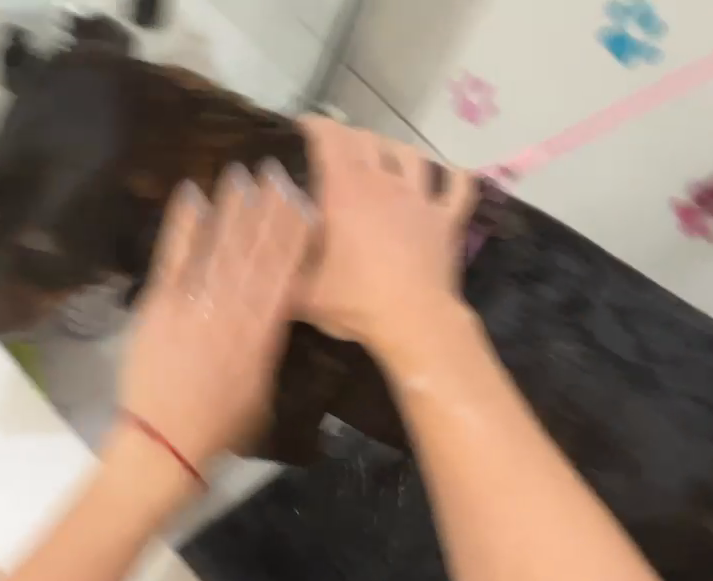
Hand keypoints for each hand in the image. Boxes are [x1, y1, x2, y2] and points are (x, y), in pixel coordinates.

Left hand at [113, 160, 316, 480]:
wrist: (165, 442)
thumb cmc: (219, 428)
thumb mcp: (261, 390)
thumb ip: (267, 348)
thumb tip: (273, 316)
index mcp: (263, 332)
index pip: (284, 270)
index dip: (294, 232)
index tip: (303, 200)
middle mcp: (234, 309)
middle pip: (255, 248)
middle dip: (268, 206)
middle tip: (276, 170)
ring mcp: (195, 303)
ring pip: (220, 244)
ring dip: (231, 206)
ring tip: (240, 172)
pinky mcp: (159, 304)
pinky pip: (174, 255)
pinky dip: (184, 223)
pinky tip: (191, 194)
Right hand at [296, 117, 479, 351]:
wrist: (413, 321)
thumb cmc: (354, 302)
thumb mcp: (301, 293)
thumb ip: (278, 268)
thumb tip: (254, 251)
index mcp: (345, 193)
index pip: (329, 139)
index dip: (314, 127)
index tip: (300, 128)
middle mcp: (384, 184)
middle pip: (367, 141)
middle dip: (348, 138)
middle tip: (334, 150)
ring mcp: (421, 199)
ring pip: (410, 155)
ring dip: (394, 150)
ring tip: (383, 158)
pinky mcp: (446, 220)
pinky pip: (458, 187)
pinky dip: (452, 177)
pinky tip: (448, 176)